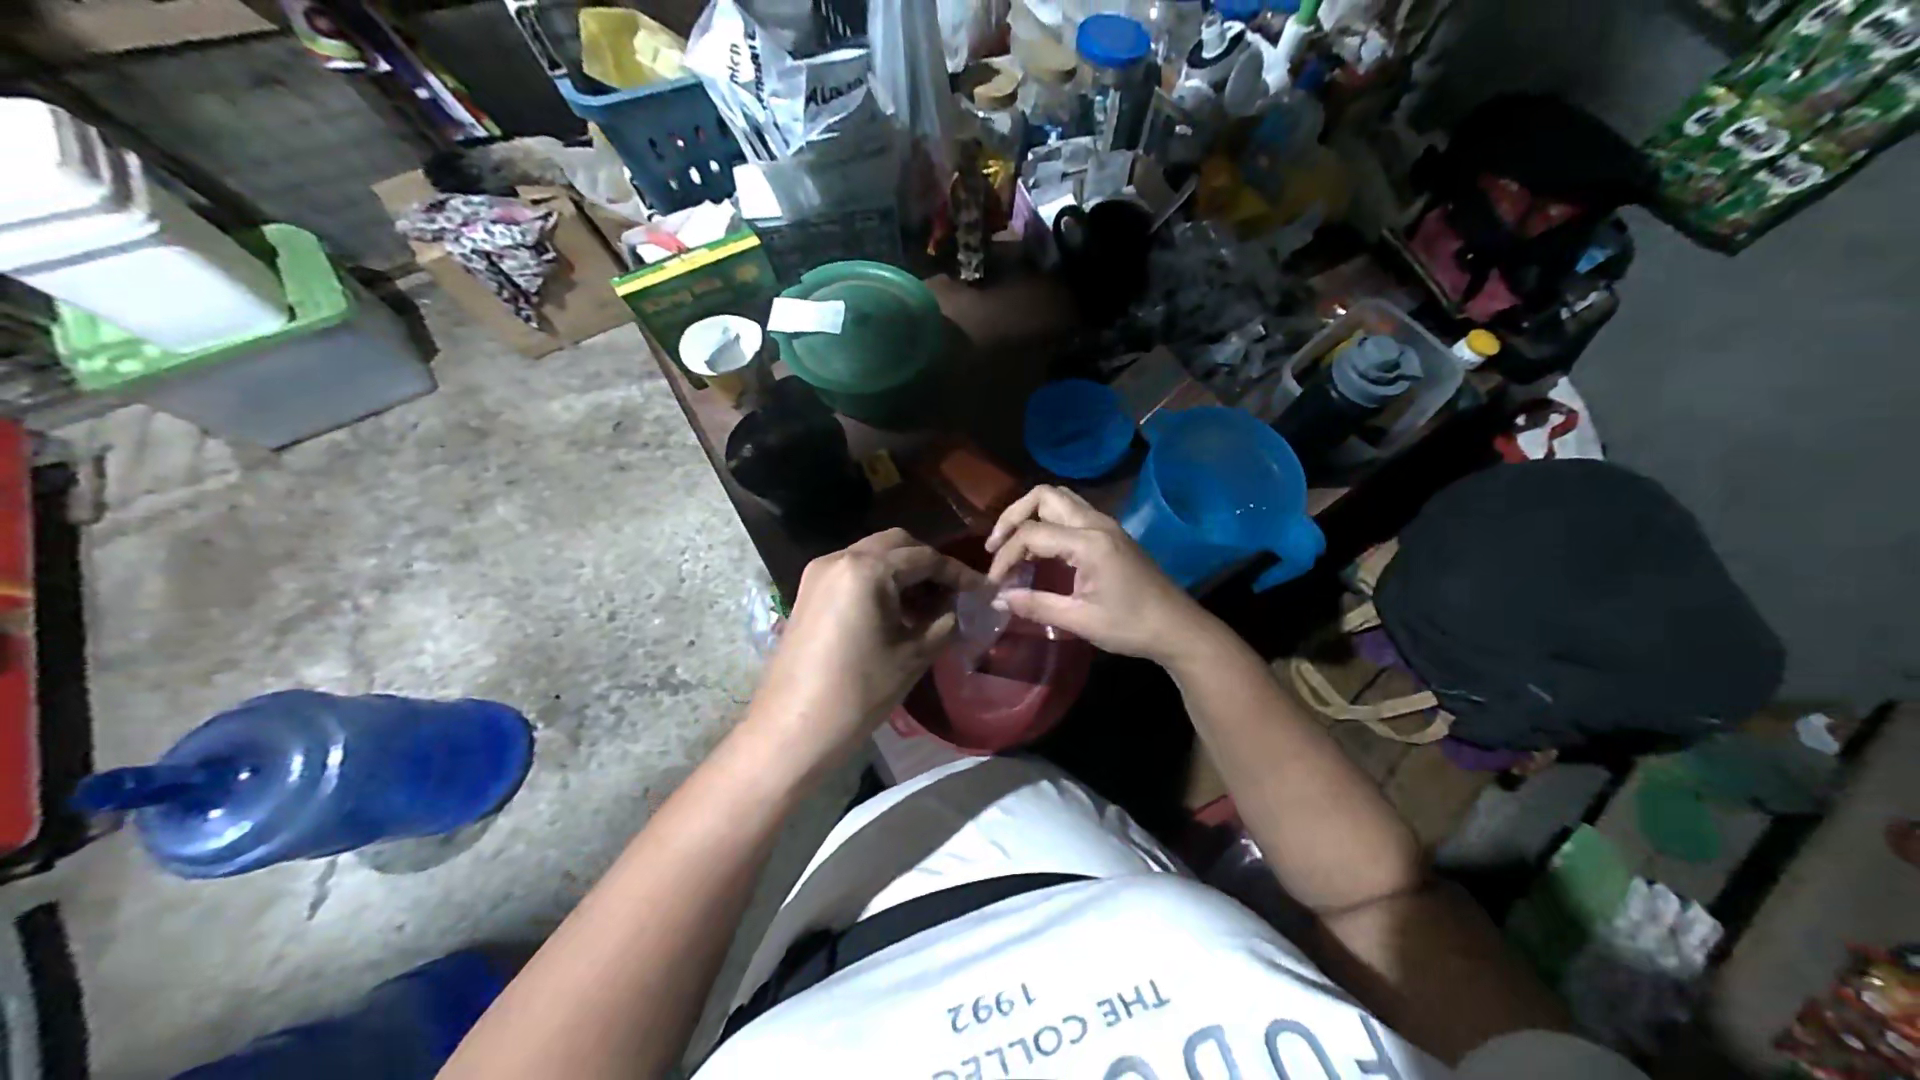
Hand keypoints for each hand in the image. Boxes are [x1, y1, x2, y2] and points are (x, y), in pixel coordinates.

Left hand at [748, 529, 982, 763]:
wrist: (794, 728)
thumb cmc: (859, 691)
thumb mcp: (913, 655)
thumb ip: (944, 621)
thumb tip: (961, 607)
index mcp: (867, 569)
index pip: (925, 558)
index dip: (958, 573)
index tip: (983, 589)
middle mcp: (840, 558)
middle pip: (897, 545)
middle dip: (929, 564)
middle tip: (954, 593)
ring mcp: (820, 573)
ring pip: (874, 555)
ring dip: (904, 572)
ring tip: (929, 606)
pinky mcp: (809, 592)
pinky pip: (854, 572)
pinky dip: (880, 581)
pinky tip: (897, 612)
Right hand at [984, 486, 1220, 665]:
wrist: (1178, 628)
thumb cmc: (1131, 627)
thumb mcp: (1080, 621)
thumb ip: (1036, 605)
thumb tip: (998, 599)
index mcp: (1089, 543)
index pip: (1031, 533)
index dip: (1005, 555)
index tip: (993, 583)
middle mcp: (1096, 523)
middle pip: (1044, 495)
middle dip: (1013, 516)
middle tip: (996, 545)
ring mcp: (1106, 524)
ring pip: (1059, 498)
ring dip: (1031, 514)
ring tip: (1014, 544)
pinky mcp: (1110, 533)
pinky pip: (1072, 512)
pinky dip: (1048, 521)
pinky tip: (1040, 550)